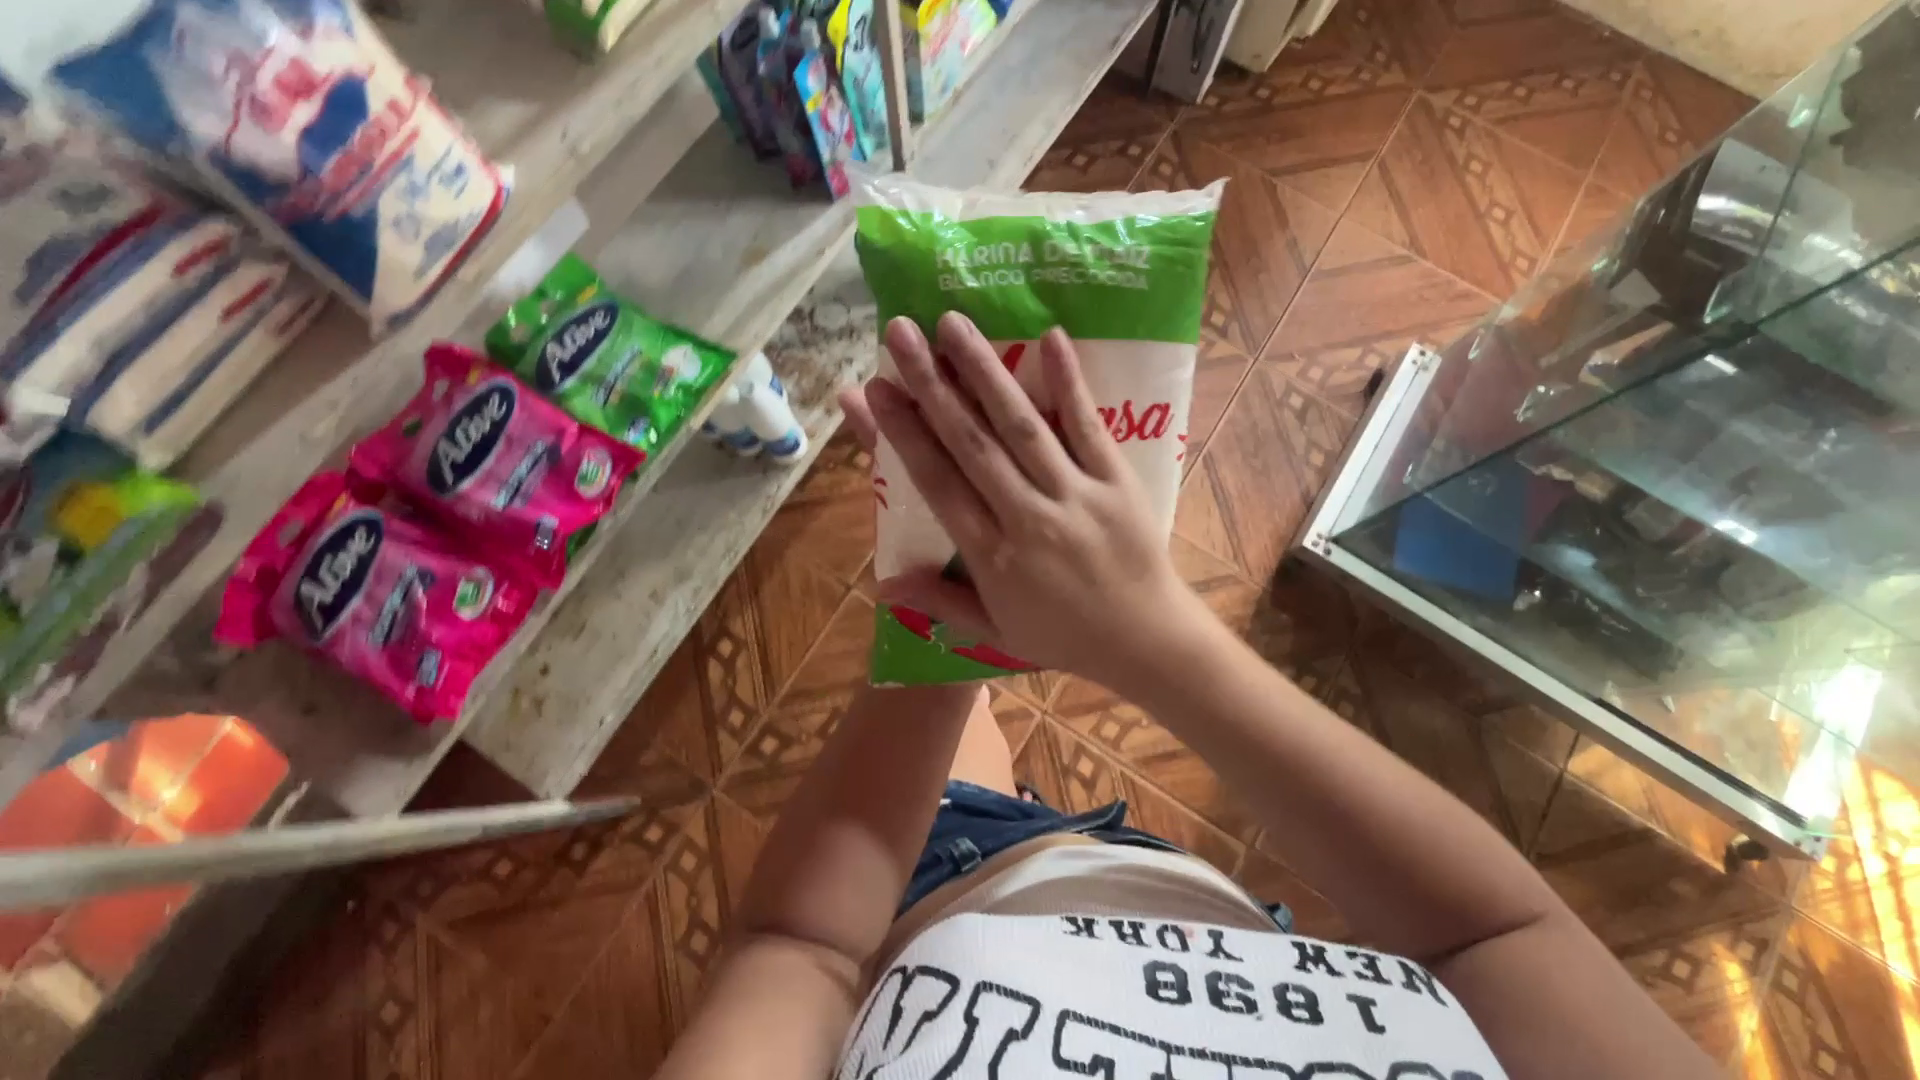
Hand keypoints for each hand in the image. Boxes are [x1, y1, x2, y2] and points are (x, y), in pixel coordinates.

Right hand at [859, 312, 1210, 691]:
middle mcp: (1027, 518)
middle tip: (901, 333)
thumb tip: (882, 585)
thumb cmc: (1065, 638)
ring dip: (984, 372)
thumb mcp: (995, 632)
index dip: (903, 433)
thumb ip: (941, 602)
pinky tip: (1049, 337)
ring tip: (953, 324)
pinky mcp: (1116, 481)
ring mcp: (1075, 495)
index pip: (938, 483)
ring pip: (1021, 426)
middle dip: (931, 385)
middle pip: (971, 443)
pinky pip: (1088, 427)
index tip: (876, 389)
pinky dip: (1068, 383)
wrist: (1147, 644)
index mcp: (992, 556)